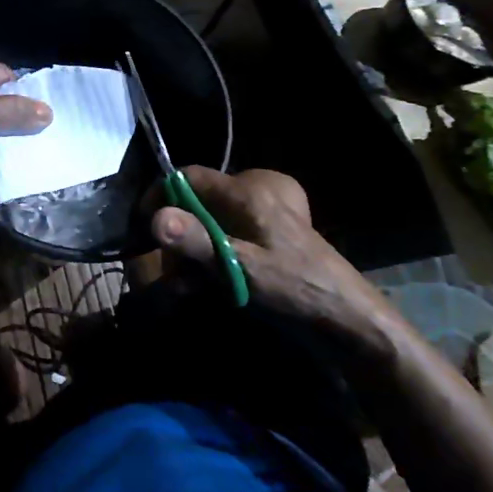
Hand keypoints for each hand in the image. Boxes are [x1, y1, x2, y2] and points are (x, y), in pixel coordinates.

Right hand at [147, 168, 392, 345]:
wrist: (347, 315)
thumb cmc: (296, 288)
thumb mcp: (242, 268)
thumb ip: (198, 242)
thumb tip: (155, 219)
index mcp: (249, 189)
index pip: (190, 176)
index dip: (162, 196)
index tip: (144, 228)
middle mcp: (258, 188)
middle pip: (201, 200)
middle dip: (182, 236)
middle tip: (175, 276)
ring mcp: (269, 206)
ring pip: (215, 217)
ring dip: (198, 249)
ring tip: (193, 286)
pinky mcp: (276, 225)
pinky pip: (234, 227)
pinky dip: (218, 249)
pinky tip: (217, 281)